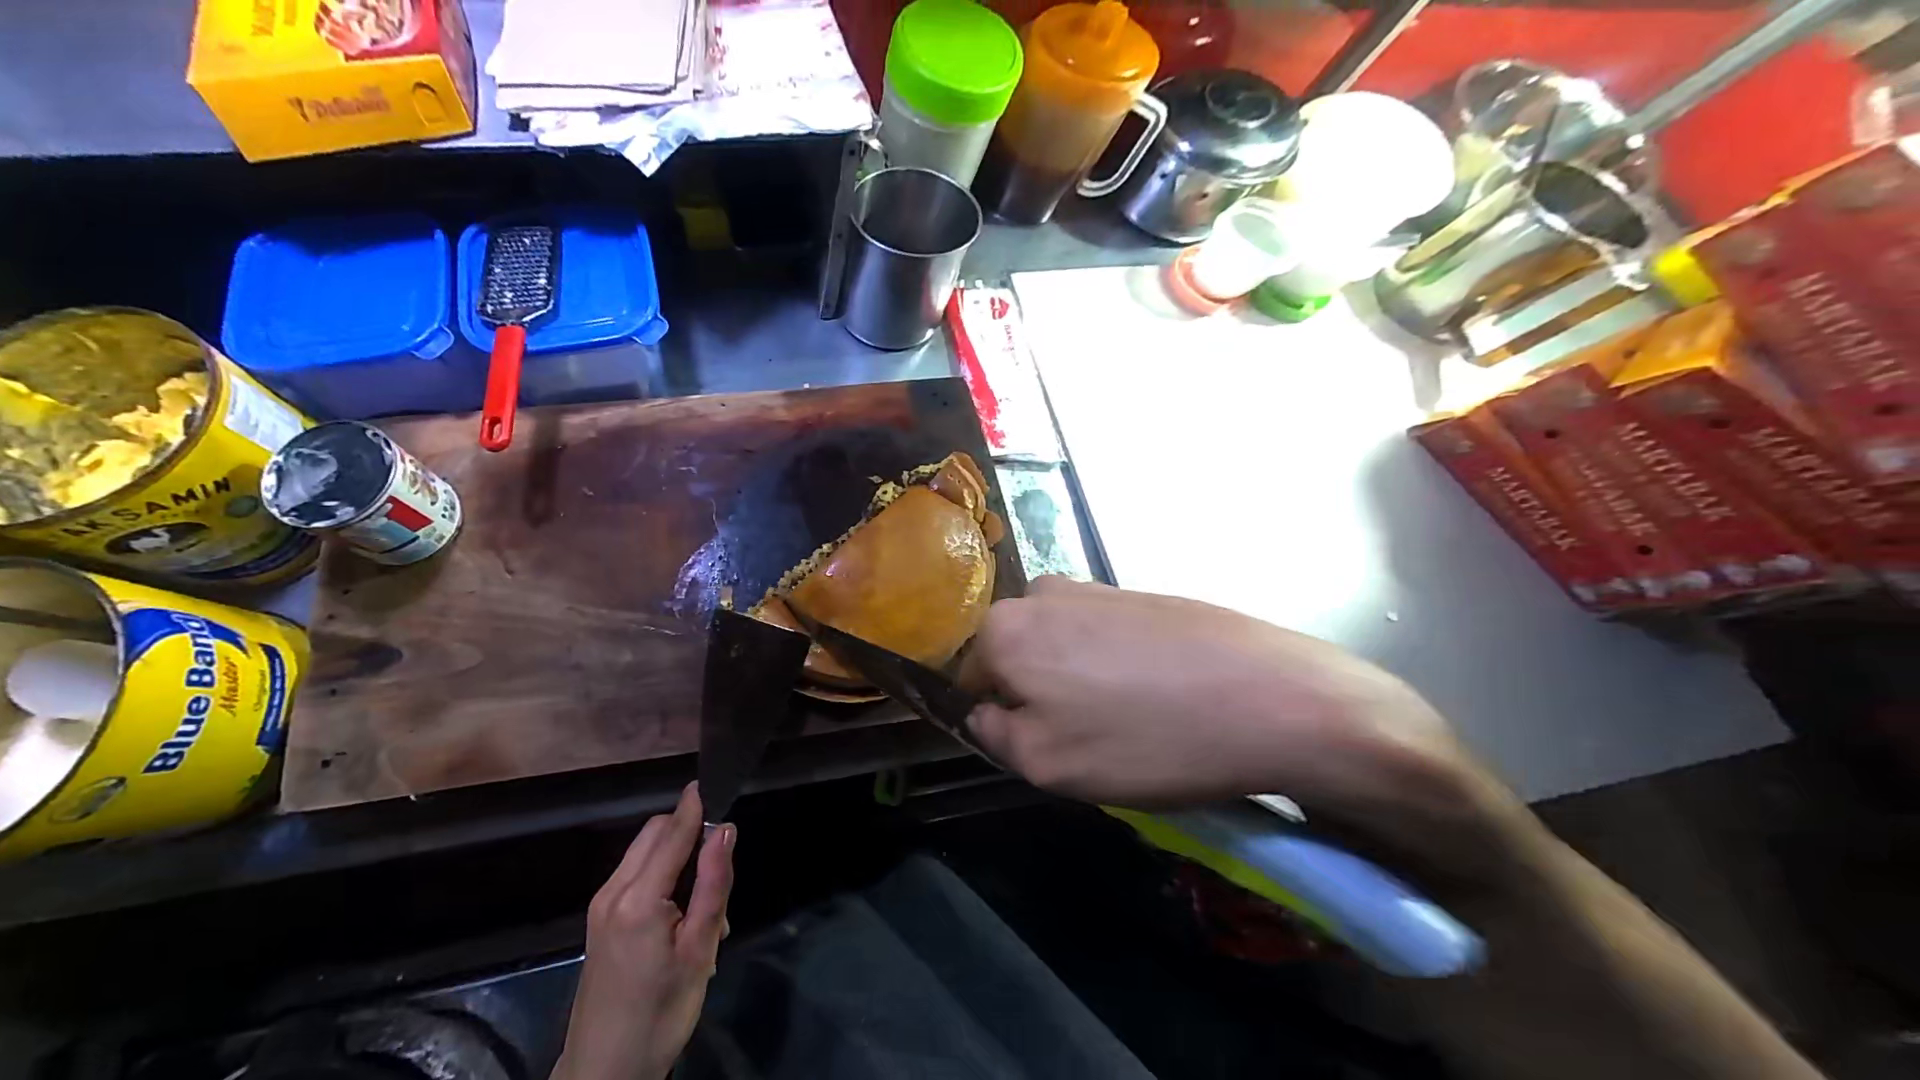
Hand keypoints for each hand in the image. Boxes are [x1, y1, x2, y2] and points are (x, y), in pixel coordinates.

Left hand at [552, 783, 734, 1079]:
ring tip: (703, 905)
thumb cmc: (661, 1012)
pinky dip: (661, 874)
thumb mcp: (699, 949)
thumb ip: (713, 884)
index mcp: (638, 899)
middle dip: (688, 833)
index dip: (695, 806)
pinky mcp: (598, 919)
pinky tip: (679, 914)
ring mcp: (600, 905)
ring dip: (676, 855)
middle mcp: (612, 891)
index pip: (673, 833)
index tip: (714, 780)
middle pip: (654, 833)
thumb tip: (726, 830)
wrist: (604, 1072)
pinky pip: (635, 874)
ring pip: (644, 851)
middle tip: (718, 870)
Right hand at [958, 577, 1522, 861]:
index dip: (1000, 721)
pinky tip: (1162, 699)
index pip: (970, 679)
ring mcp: (1099, 587)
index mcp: (1007, 627)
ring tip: (1133, 722)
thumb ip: (995, 733)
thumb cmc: (1147, 738)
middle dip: (1040, 698)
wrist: (1273, 698)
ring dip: (1082, 685)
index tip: (1041, 750)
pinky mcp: (1145, 594)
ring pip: (1064, 649)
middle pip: (1019, 658)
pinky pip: (1107, 639)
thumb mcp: (1048, 763)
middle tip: (1089, 740)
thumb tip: (986, 710)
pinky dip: (1120, 670)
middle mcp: (1044, 592)